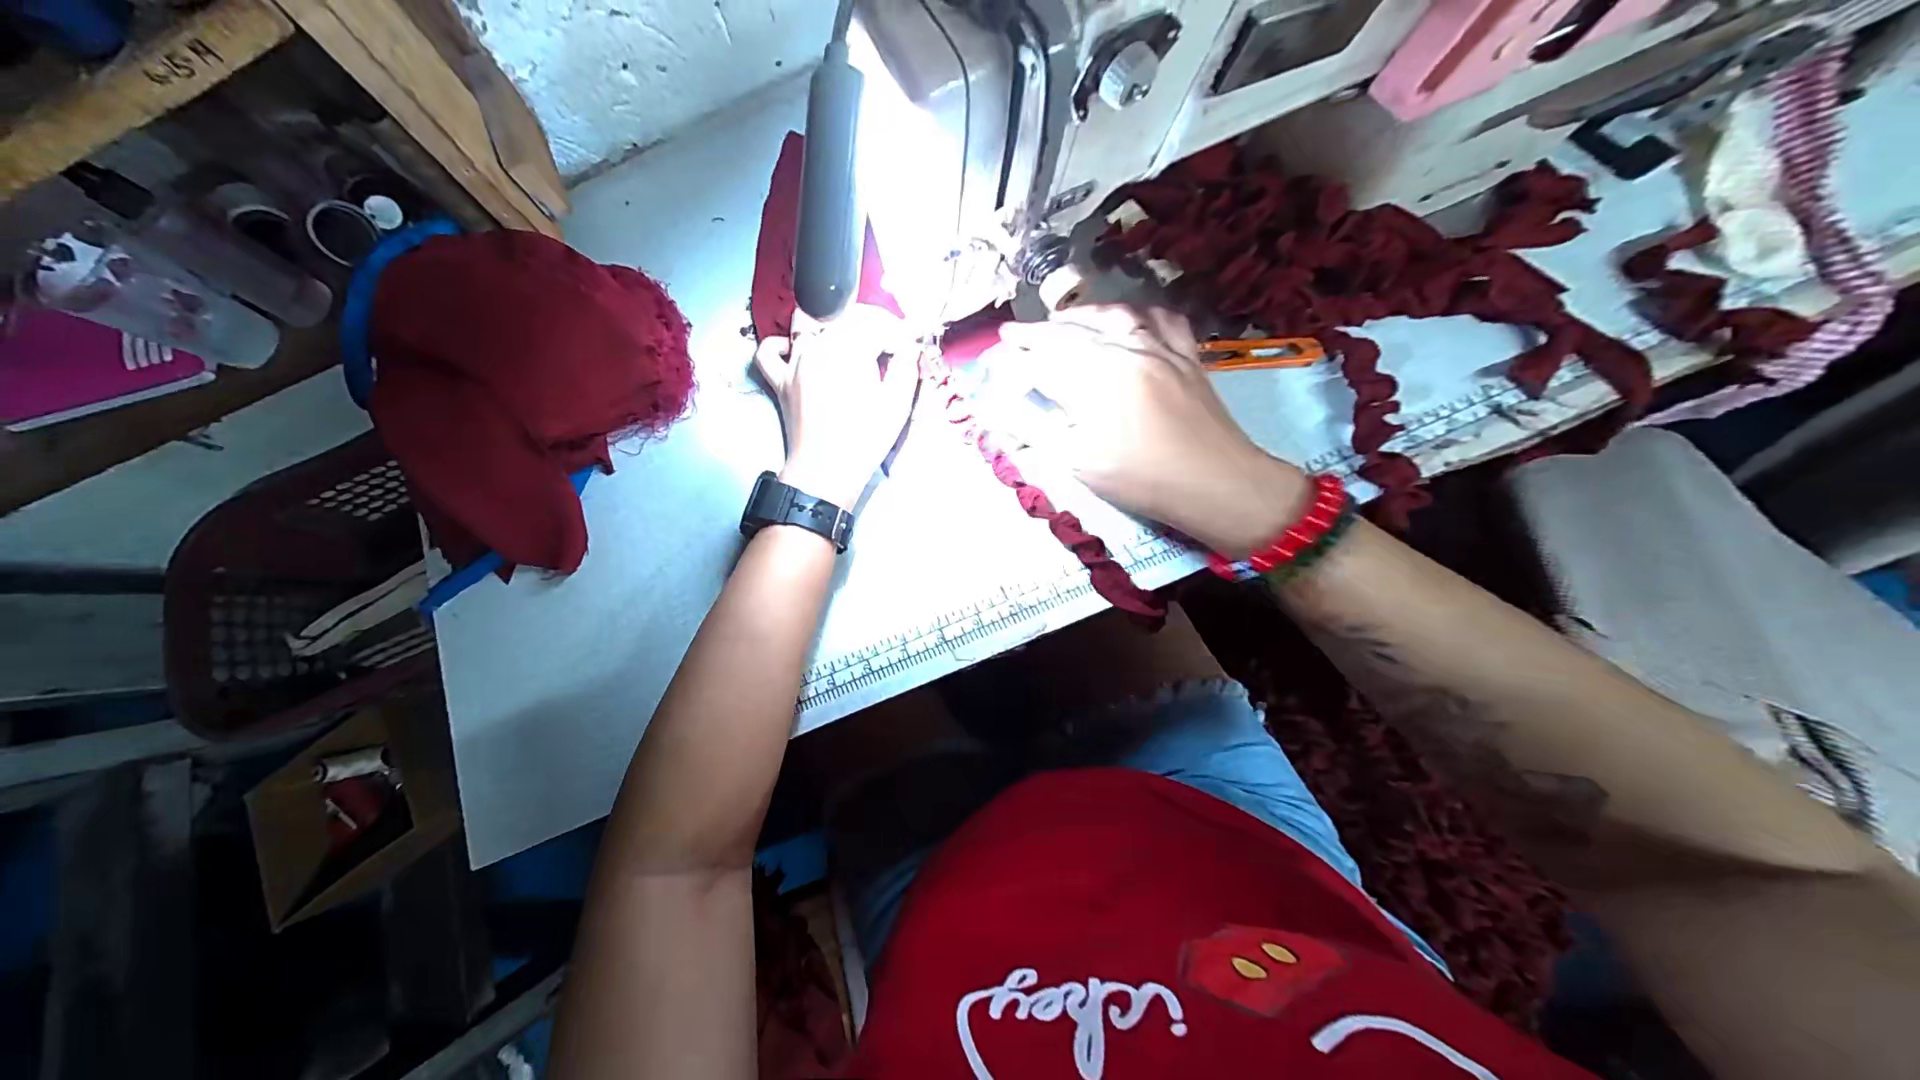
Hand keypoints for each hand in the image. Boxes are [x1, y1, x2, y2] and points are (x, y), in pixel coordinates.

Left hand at [755, 304, 918, 508]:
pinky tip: (796, 349)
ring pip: (807, 323)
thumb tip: (909, 349)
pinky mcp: (781, 381)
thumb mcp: (897, 403)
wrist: (827, 471)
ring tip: (848, 341)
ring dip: (830, 325)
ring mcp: (795, 363)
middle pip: (844, 317)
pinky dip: (780, 344)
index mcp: (849, 348)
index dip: (898, 334)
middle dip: (870, 326)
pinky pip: (769, 352)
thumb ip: (906, 368)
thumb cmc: (863, 440)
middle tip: (888, 345)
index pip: (877, 325)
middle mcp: (818, 347)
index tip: (909, 347)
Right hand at [986, 306, 1309, 556]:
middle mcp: (1126, 350)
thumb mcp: (1080, 462)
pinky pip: (1162, 319)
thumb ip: (1039, 429)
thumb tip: (1006, 411)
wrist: (1218, 483)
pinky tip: (1130, 319)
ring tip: (1063, 319)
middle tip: (1017, 333)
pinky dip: (1139, 313)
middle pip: (1074, 331)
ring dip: (1082, 314)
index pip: (1043, 357)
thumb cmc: (1142, 479)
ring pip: (1115, 315)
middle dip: (1039, 331)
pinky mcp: (1188, 356)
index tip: (998, 352)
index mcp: (1095, 377)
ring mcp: (1161, 348)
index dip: (1017, 355)